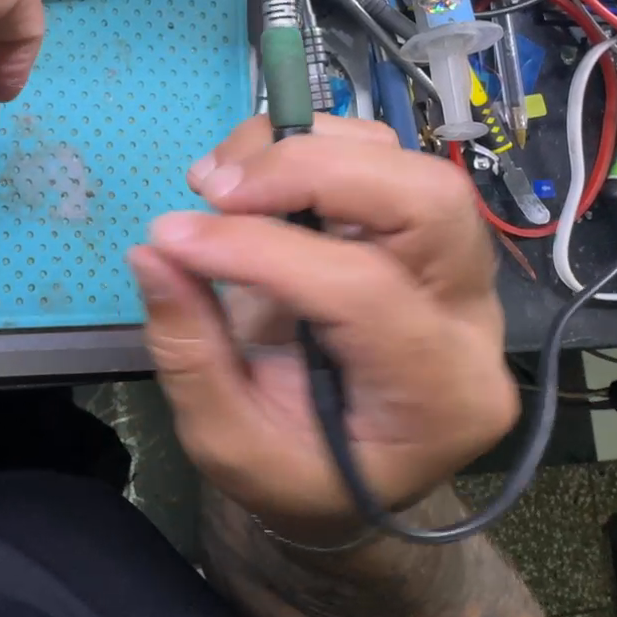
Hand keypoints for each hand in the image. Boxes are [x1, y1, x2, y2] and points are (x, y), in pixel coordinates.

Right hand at [126, 116, 516, 542]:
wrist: (344, 471)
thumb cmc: (292, 469)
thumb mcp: (223, 439)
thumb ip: (188, 350)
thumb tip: (151, 253)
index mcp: (433, 395)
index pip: (362, 291)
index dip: (256, 250)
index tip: (168, 236)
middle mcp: (465, 321)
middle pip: (425, 201)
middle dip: (307, 172)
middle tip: (213, 189)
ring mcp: (448, 270)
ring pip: (402, 162)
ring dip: (299, 149)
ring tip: (216, 180)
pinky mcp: (410, 237)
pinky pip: (374, 157)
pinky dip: (300, 146)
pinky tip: (242, 178)